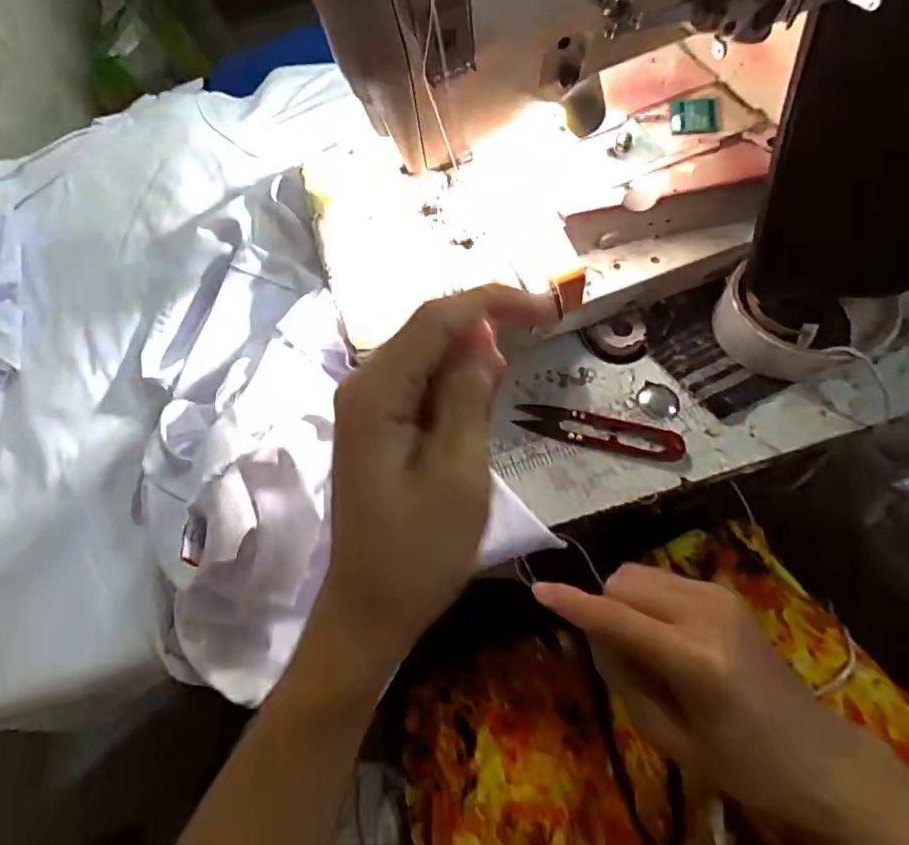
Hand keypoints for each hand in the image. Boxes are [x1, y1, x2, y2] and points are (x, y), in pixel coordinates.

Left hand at [314, 285, 557, 669]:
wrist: (370, 607)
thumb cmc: (418, 552)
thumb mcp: (458, 473)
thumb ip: (469, 397)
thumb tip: (485, 339)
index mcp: (376, 391)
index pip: (435, 318)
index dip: (491, 300)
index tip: (546, 306)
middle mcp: (363, 384)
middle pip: (427, 329)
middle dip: (482, 322)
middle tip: (540, 329)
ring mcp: (366, 404)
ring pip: (425, 354)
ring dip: (470, 352)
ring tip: (513, 368)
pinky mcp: (377, 423)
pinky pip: (420, 383)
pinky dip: (454, 381)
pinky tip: (482, 394)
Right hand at [534, 566, 875, 832]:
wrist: (821, 756)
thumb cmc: (744, 763)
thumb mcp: (671, 738)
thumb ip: (623, 678)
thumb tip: (592, 630)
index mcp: (695, 661)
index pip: (616, 619)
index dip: (573, 603)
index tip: (538, 590)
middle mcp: (705, 614)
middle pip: (621, 582)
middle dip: (604, 607)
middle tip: (619, 655)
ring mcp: (717, 596)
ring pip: (637, 573)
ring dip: (624, 601)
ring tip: (647, 647)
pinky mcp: (722, 591)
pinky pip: (660, 579)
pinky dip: (646, 599)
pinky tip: (667, 635)